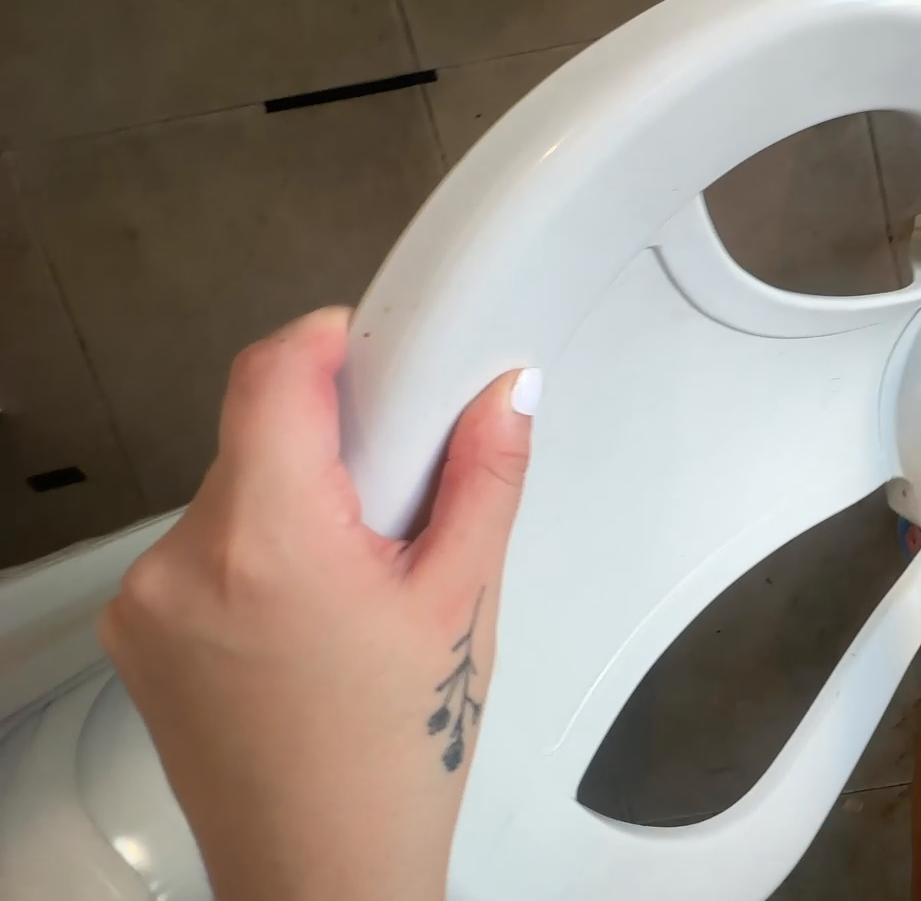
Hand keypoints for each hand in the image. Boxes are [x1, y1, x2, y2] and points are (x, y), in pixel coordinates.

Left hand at [97, 307, 538, 900]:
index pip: (271, 380)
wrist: (326, 859)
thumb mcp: (467, 592)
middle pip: (265, 429)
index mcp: (269, 547)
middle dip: (354, 429)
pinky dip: (286, 525)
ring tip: (387, 555)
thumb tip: (508, 395)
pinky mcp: (148, 622)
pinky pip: (221, 530)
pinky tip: (341, 589)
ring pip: (247, 479)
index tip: (390, 339)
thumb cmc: (400, 743)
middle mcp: (181, 564)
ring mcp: (150, 598)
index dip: (332, 337)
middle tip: (423, 478)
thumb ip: (487, 475)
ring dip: (323, 482)